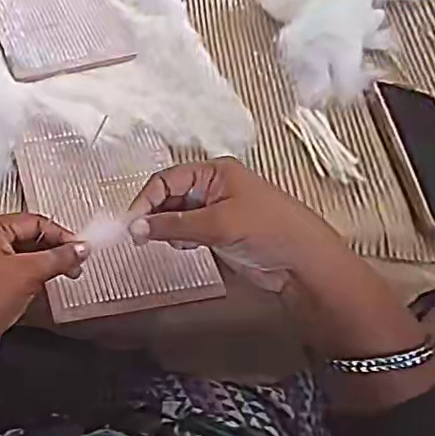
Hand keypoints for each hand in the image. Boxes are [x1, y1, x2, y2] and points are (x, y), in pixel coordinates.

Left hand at [0, 213, 87, 349]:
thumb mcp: (30, 273)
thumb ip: (59, 257)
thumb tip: (80, 249)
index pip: (34, 221)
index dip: (61, 234)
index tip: (81, 249)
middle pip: (29, 236)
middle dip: (55, 250)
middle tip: (76, 263)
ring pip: (24, 255)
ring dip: (46, 264)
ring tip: (66, 274)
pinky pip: (17, 271)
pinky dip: (33, 275)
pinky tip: (46, 284)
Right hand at [125, 157, 352, 288]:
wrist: (302, 263)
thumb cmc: (271, 231)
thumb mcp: (217, 224)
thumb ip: (173, 225)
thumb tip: (137, 226)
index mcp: (215, 172)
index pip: (166, 179)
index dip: (146, 200)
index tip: (132, 223)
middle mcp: (212, 187)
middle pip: (167, 195)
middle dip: (153, 215)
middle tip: (139, 236)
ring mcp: (214, 209)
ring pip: (173, 215)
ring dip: (165, 228)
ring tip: (168, 241)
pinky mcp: (216, 231)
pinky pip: (184, 230)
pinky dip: (177, 238)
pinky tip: (185, 246)